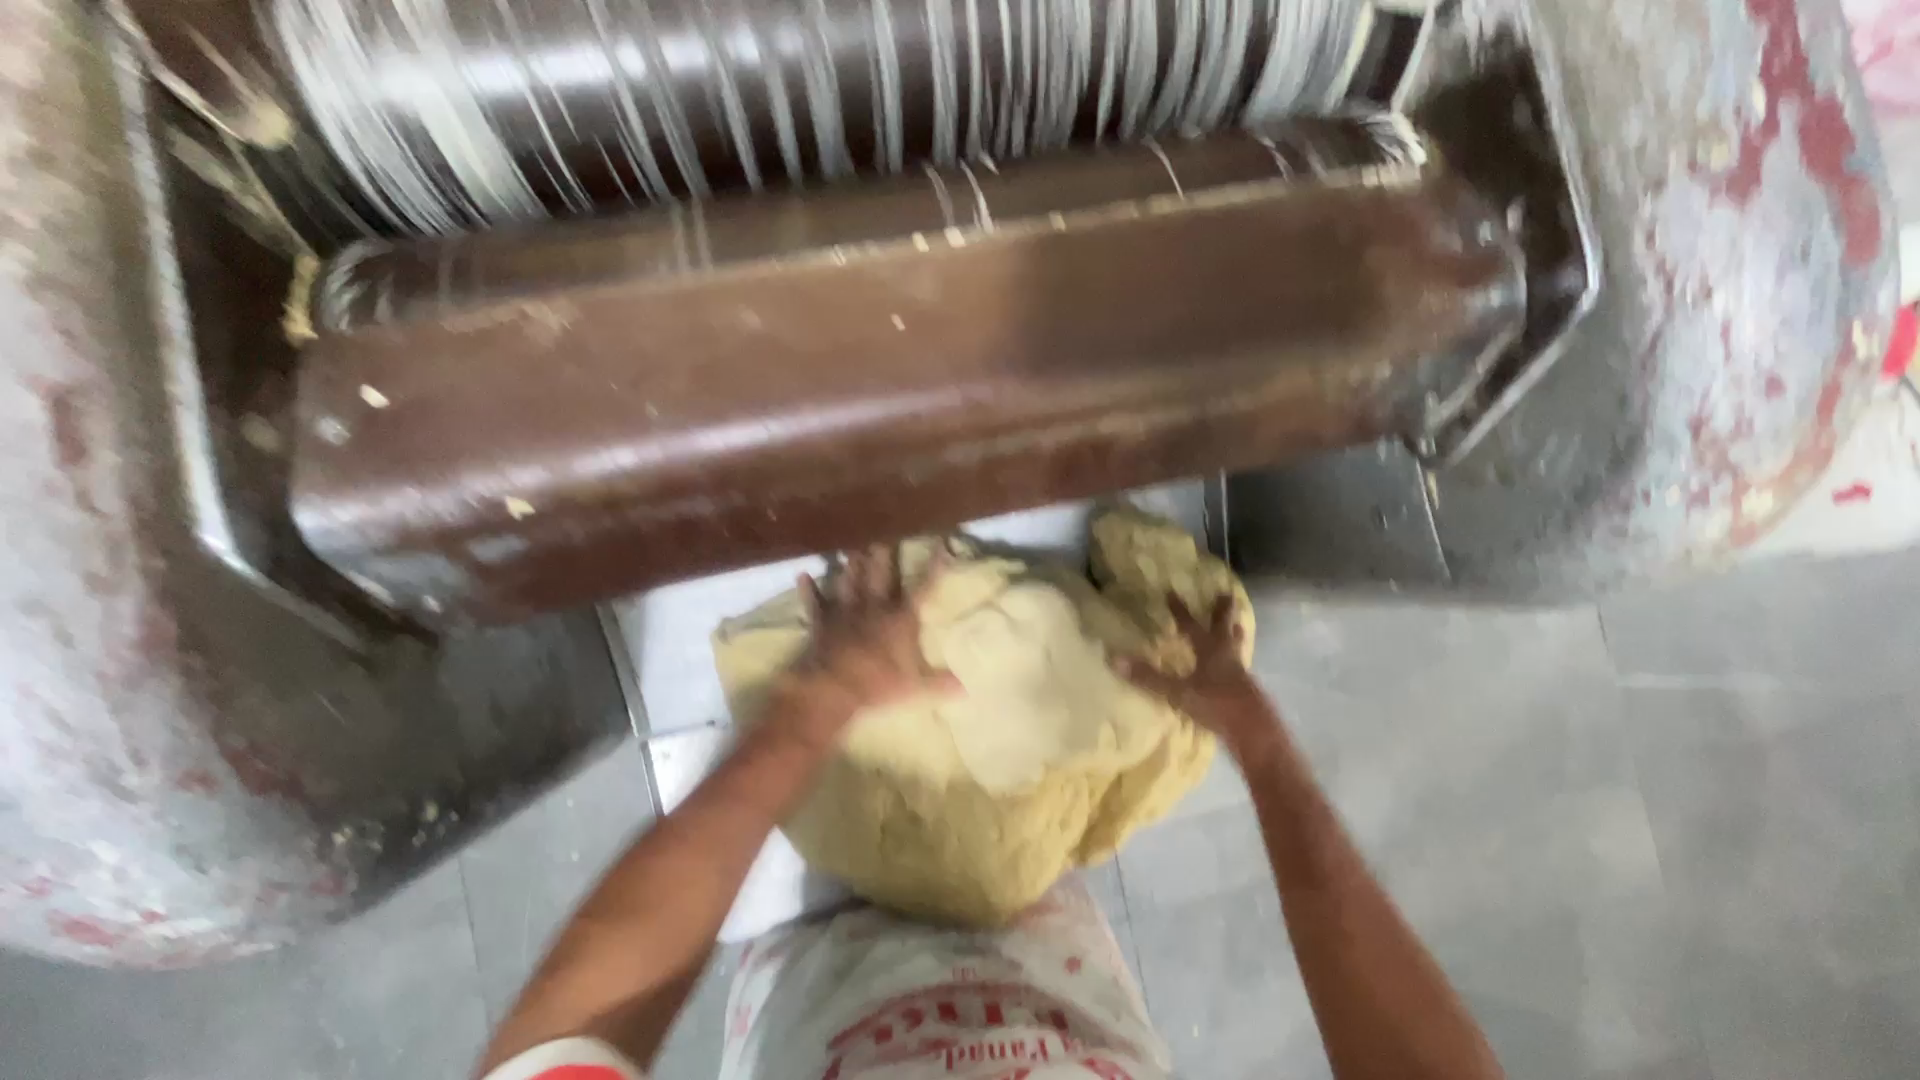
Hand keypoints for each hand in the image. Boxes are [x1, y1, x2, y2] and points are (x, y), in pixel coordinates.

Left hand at [769, 543, 958, 749]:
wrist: (832, 685)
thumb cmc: (877, 683)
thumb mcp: (915, 687)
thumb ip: (939, 683)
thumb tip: (966, 688)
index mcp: (900, 618)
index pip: (922, 587)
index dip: (933, 567)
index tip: (941, 544)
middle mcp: (874, 607)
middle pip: (881, 574)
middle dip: (885, 553)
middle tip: (885, 531)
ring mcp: (845, 611)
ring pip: (849, 580)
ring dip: (852, 564)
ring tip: (854, 545)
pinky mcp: (821, 622)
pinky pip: (814, 602)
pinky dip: (808, 589)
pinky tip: (802, 574)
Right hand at [1111, 592, 1277, 755]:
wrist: (1254, 729)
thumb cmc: (1216, 704)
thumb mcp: (1178, 692)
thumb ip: (1148, 678)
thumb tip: (1115, 659)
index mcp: (1209, 651)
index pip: (1191, 625)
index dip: (1180, 610)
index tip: (1172, 592)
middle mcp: (1227, 656)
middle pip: (1224, 629)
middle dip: (1223, 612)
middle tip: (1228, 595)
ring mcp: (1240, 674)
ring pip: (1236, 647)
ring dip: (1235, 634)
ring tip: (1239, 625)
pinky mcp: (1247, 691)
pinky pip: (1240, 668)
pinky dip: (1236, 660)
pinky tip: (1236, 667)